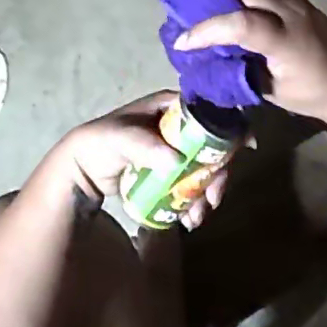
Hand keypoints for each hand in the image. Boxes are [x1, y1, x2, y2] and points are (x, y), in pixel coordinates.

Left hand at [49, 90, 228, 228]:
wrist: (80, 171)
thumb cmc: (99, 144)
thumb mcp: (117, 138)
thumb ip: (143, 144)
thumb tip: (176, 160)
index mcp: (169, 107)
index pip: (208, 110)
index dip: (230, 126)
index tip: (247, 147)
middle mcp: (177, 126)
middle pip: (213, 144)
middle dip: (219, 172)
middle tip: (214, 198)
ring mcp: (175, 150)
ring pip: (205, 167)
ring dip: (207, 192)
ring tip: (197, 217)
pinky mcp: (170, 173)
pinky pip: (191, 184)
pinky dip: (195, 201)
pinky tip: (189, 219)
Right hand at [174, 0, 326, 123]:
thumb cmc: (310, 94)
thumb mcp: (270, 92)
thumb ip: (239, 71)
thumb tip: (206, 60)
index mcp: (286, 41)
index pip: (241, 24)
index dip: (207, 30)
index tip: (183, 42)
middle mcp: (290, 13)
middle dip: (209, 4)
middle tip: (186, 19)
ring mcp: (294, 0)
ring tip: (205, 7)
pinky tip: (229, 1)